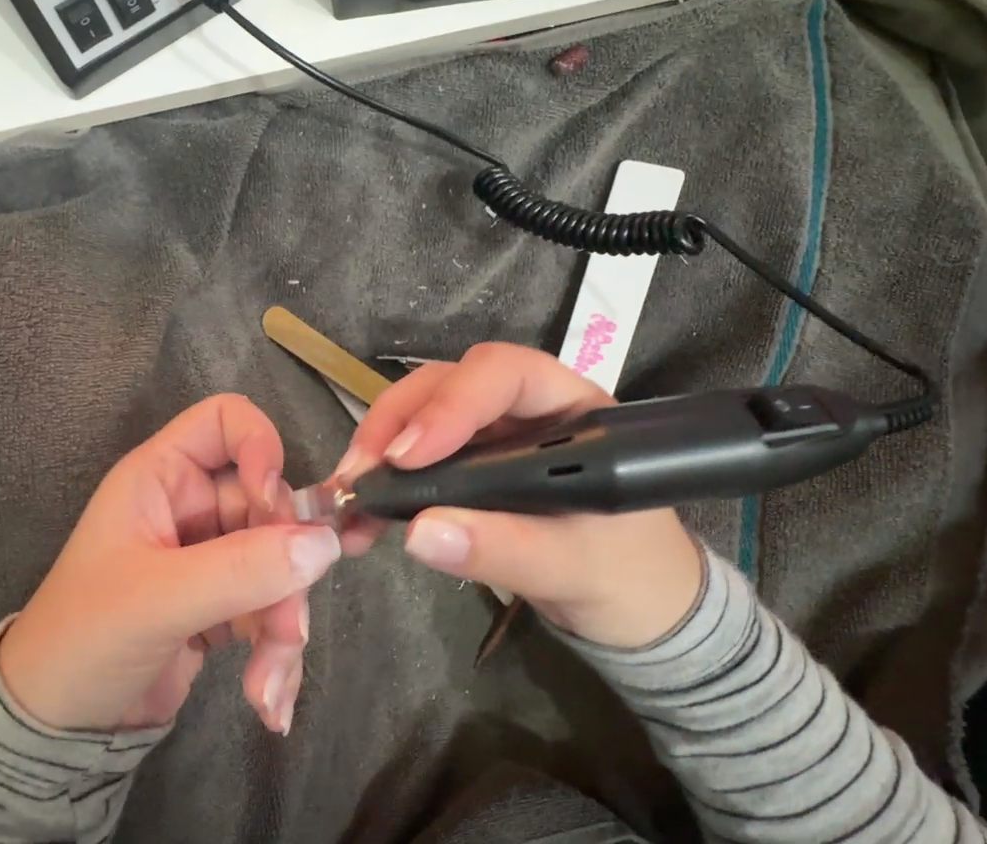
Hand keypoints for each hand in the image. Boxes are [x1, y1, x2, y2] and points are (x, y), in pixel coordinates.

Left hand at [0, 394, 339, 734]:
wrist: (58, 725)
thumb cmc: (86, 638)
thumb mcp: (159, 599)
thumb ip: (241, 569)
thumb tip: (325, 544)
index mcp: (161, 477)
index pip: (225, 421)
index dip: (261, 445)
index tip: (273, 502)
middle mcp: (190, 506)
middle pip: (269, 505)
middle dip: (285, 571)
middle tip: (288, 630)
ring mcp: (210, 556)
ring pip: (280, 561)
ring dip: (284, 624)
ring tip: (266, 687)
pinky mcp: (224, 603)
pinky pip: (273, 607)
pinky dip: (277, 652)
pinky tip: (268, 701)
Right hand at [334, 343, 702, 648]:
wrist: (638, 612)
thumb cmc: (630, 578)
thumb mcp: (576, 568)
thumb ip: (505, 549)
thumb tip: (420, 533)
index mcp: (571, 408)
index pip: (505, 374)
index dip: (451, 404)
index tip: (407, 458)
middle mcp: (523, 409)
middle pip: (447, 384)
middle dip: (395, 424)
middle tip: (357, 477)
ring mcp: (491, 437)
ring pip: (420, 416)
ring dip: (377, 452)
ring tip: (348, 500)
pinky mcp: (466, 469)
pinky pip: (414, 460)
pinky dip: (382, 483)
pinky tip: (360, 517)